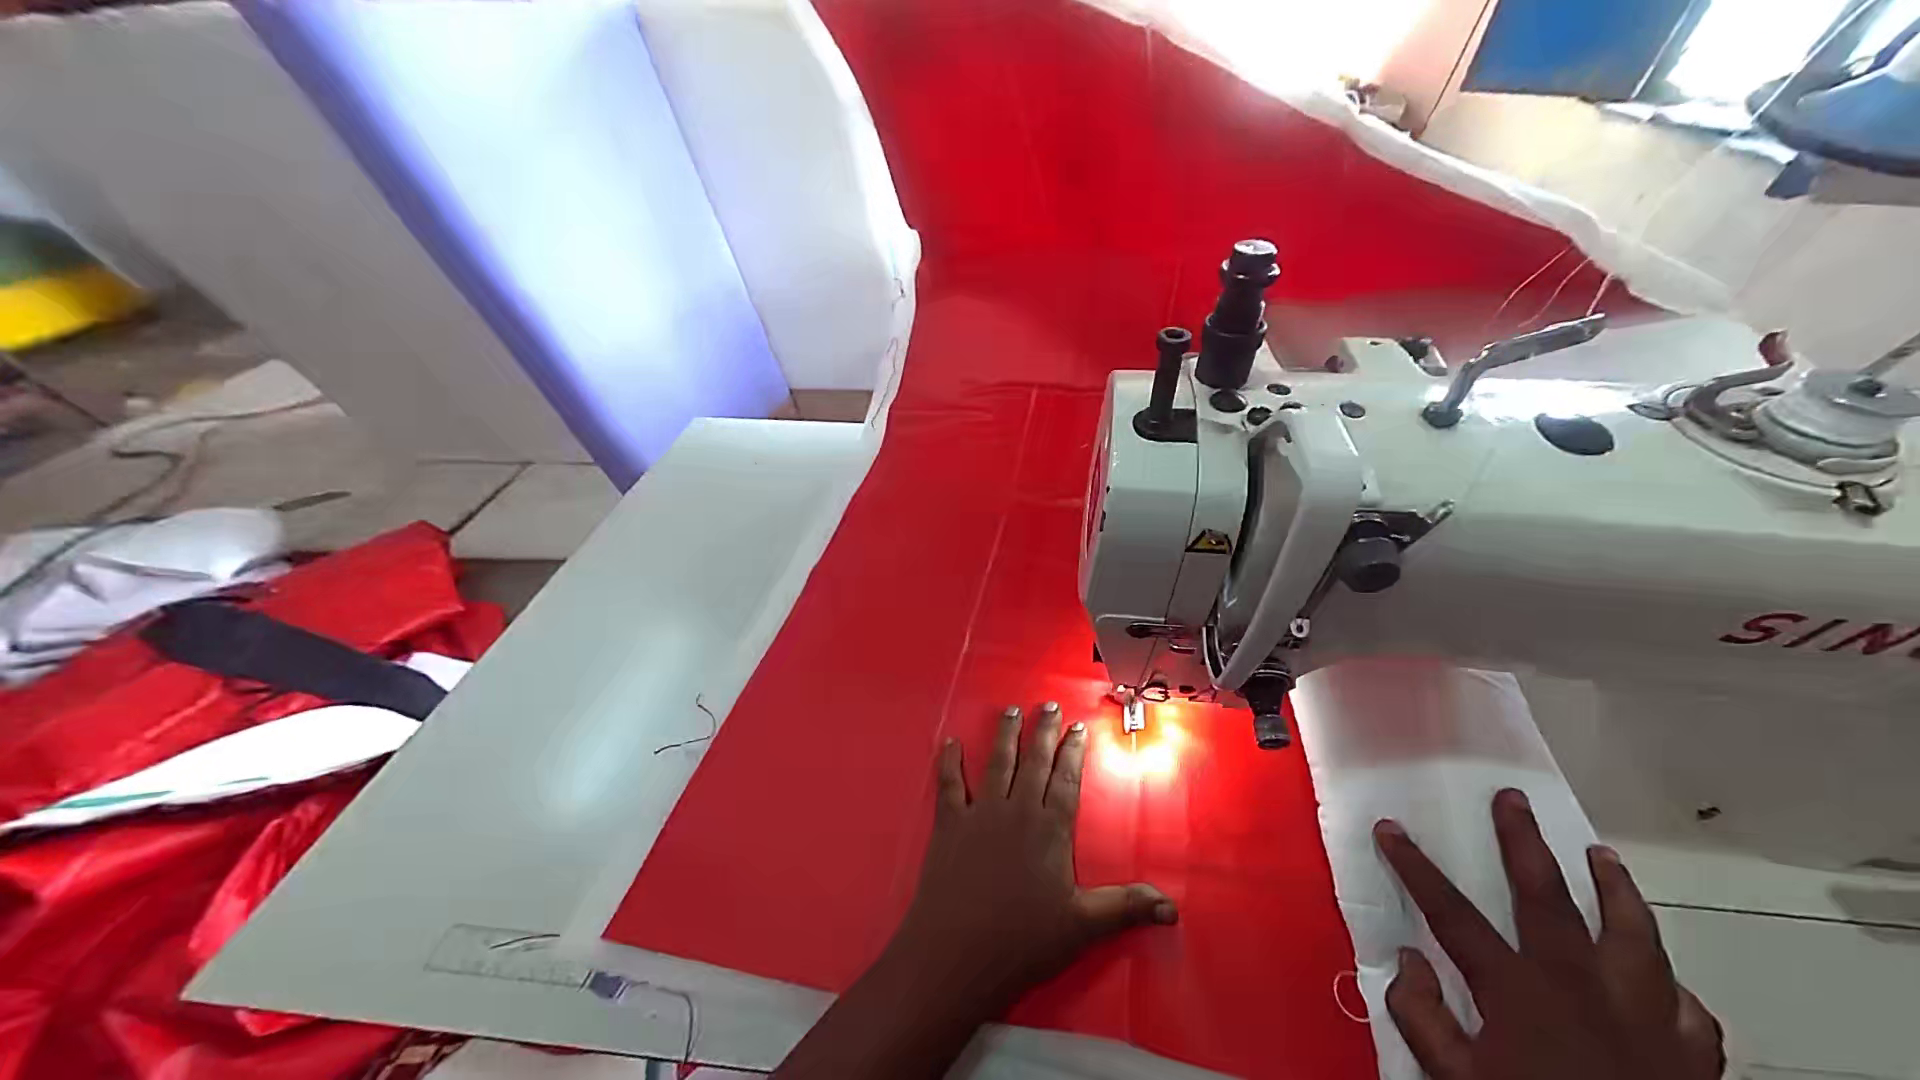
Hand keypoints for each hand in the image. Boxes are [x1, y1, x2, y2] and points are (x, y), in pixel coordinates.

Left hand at [773, 704, 1174, 1079]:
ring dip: (1005, 735)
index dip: (1073, 752)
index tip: (1077, 728)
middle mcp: (1016, 811)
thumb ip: (1125, 908)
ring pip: (996, 763)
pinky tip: (948, 742)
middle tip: (1048, 705)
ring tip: (1011, 711)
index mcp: (1049, 829)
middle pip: (1033, 762)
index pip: (1066, 780)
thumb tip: (1172, 907)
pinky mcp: (949, 824)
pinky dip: (948, 762)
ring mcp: (980, 814)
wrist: (957, 953)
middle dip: (1042, 731)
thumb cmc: (1023, 940)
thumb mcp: (1082, 926)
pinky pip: (949, 784)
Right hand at [1374, 790, 1724, 1079]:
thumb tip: (1407, 958)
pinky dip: (1666, 980)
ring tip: (1603, 856)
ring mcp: (1644, 1015)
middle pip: (1547, 897)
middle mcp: (1580, 985)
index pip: (1451, 911)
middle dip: (1523, 841)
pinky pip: (1684, 1002)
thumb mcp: (1456, 1079)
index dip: (1414, 865)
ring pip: (1633, 933)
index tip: (1389, 827)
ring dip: (1614, 888)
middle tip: (1513, 799)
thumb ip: (1421, 1016)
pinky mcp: (1691, 1053)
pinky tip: (1658, 972)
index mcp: (1517, 988)